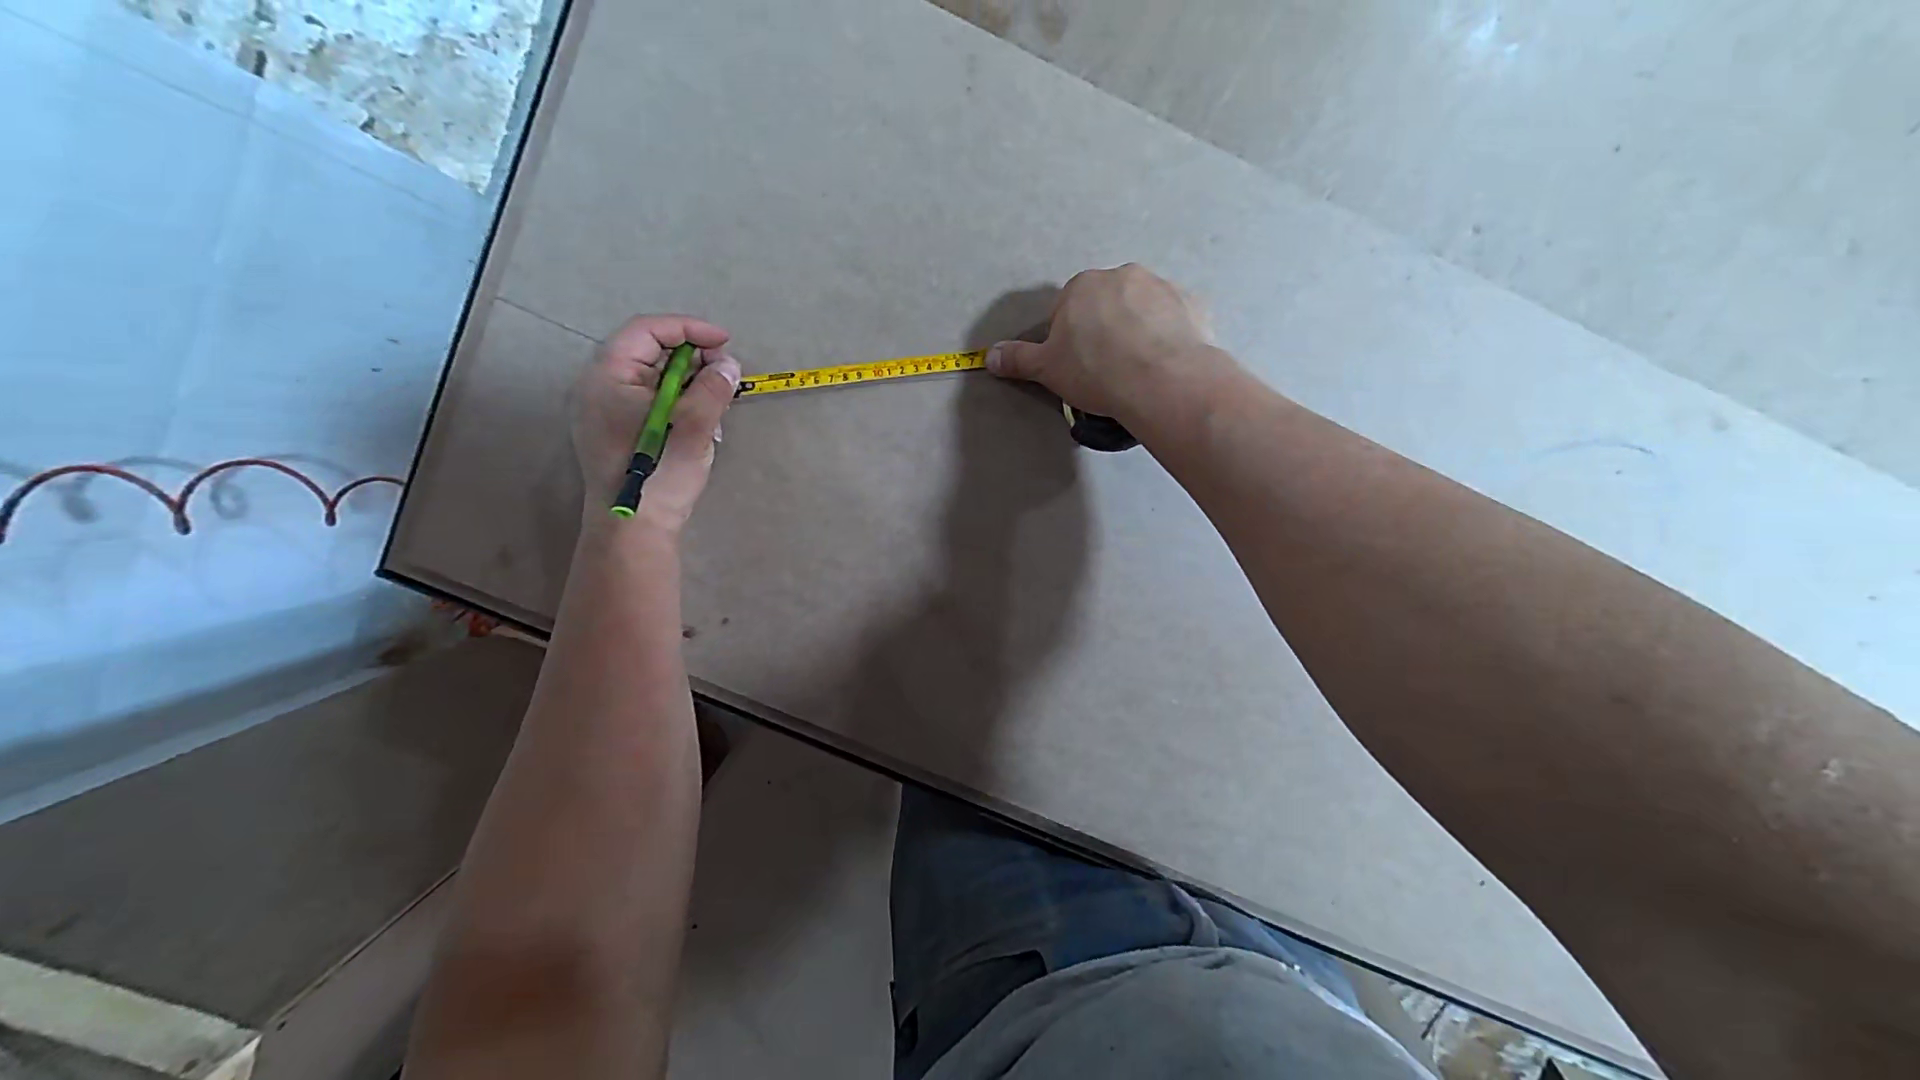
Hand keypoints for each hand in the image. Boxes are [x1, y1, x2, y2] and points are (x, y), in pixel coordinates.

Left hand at [571, 315, 741, 531]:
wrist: (633, 530)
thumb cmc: (658, 473)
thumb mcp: (694, 425)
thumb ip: (714, 388)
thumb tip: (729, 365)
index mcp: (607, 375)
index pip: (647, 331)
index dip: (689, 329)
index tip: (724, 342)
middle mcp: (599, 387)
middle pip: (649, 353)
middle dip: (693, 359)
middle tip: (725, 374)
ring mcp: (605, 413)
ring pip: (653, 380)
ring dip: (690, 384)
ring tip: (718, 405)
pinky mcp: (617, 434)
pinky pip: (650, 403)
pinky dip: (679, 404)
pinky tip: (702, 425)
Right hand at [985, 264, 1224, 426]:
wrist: (1162, 381)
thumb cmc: (1096, 371)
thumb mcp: (1047, 369)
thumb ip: (1018, 359)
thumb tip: (990, 356)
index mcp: (1082, 285)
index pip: (1067, 310)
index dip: (1068, 340)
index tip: (1076, 366)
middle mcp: (1122, 275)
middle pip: (1106, 304)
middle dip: (1104, 330)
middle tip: (1105, 369)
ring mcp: (1162, 286)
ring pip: (1142, 310)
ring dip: (1137, 331)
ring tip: (1138, 369)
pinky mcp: (1193, 304)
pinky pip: (1174, 320)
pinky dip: (1169, 337)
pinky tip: (1165, 364)